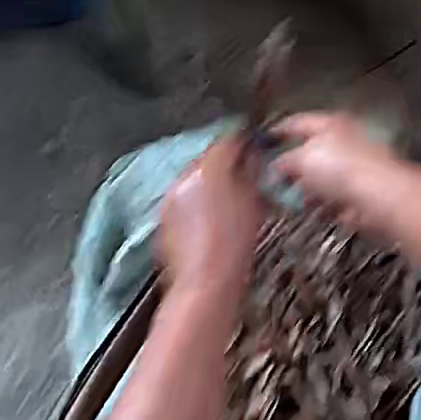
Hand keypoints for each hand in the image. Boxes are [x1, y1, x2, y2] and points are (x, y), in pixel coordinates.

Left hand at [157, 135, 263, 298]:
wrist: (207, 279)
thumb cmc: (236, 240)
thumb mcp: (256, 199)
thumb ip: (252, 172)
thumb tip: (252, 157)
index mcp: (209, 170)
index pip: (228, 141)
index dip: (245, 141)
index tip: (255, 144)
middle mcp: (184, 179)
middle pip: (209, 158)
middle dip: (227, 162)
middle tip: (248, 172)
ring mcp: (170, 199)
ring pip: (196, 178)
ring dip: (213, 181)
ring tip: (232, 196)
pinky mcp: (164, 217)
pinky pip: (186, 198)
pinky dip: (200, 200)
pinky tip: (215, 216)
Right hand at [271, 112, 403, 213]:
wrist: (379, 198)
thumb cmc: (347, 168)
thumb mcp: (301, 158)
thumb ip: (284, 160)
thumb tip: (279, 165)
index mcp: (335, 124)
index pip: (301, 122)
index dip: (279, 131)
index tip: (264, 140)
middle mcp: (349, 144)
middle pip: (313, 153)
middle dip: (293, 168)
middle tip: (274, 179)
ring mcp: (357, 170)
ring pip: (324, 180)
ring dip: (306, 190)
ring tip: (291, 198)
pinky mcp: (362, 195)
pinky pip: (335, 200)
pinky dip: (323, 206)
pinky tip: (314, 210)